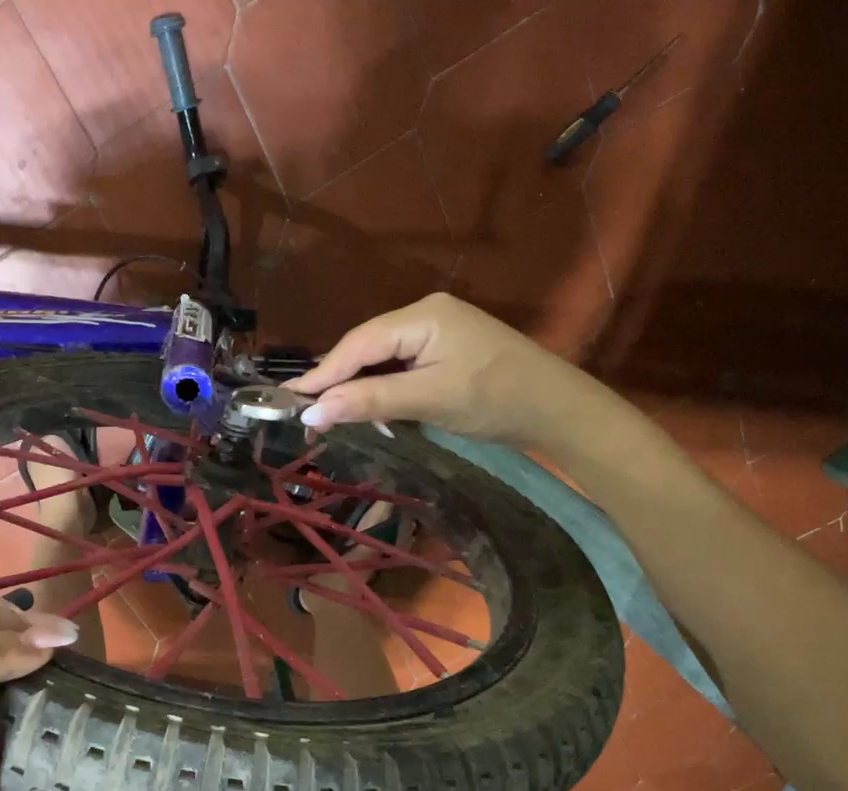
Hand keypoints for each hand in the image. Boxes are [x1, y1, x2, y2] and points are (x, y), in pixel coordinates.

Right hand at [286, 292, 614, 449]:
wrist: (558, 410)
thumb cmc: (496, 399)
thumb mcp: (430, 400)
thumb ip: (370, 401)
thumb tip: (312, 412)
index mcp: (422, 315)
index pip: (358, 343)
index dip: (322, 374)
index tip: (289, 402)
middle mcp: (424, 315)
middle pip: (365, 348)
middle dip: (336, 383)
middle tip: (306, 417)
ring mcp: (436, 332)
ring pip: (380, 359)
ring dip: (357, 389)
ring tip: (330, 418)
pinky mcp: (444, 352)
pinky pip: (398, 367)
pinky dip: (380, 390)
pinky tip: (367, 410)